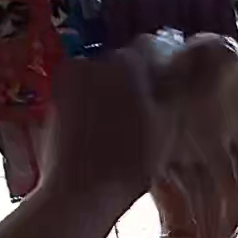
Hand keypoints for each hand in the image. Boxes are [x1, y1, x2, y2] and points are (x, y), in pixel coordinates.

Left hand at [39, 35, 177, 205]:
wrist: (81, 191)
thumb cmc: (132, 164)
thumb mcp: (168, 126)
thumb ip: (177, 88)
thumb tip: (182, 66)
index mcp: (131, 62)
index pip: (154, 46)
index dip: (166, 63)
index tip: (171, 83)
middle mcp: (98, 60)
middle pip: (125, 60)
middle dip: (137, 77)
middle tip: (147, 105)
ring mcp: (71, 78)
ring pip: (101, 74)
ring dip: (113, 87)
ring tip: (120, 119)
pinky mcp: (54, 98)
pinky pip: (80, 90)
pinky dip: (91, 101)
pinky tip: (99, 127)